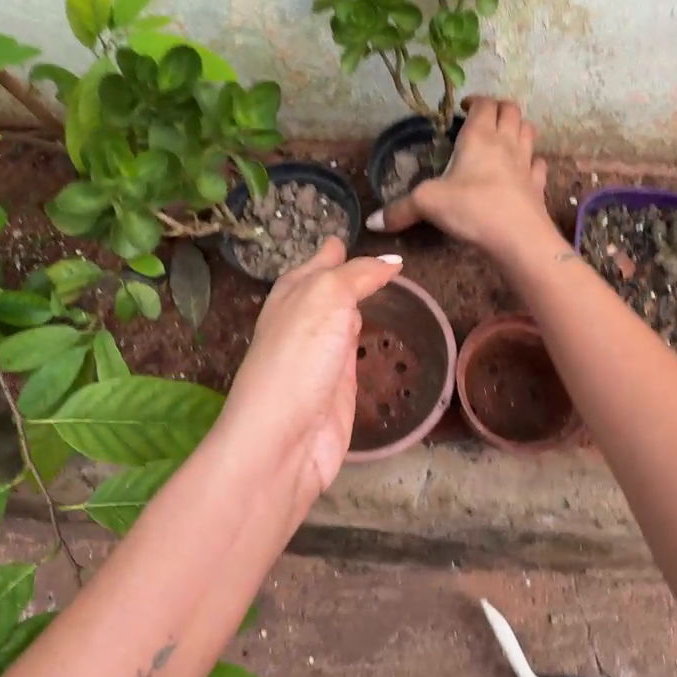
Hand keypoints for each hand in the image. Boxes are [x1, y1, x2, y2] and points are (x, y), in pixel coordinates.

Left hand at [210, 239, 402, 501]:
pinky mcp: (339, 389)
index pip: (317, 263)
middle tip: (380, 264)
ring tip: (385, 292)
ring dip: (357, 309)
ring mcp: (322, 357)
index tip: (348, 236)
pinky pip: (356, 357)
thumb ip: (359, 275)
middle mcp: (305, 323)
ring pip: (342, 323)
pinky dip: (367, 343)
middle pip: (328, 292)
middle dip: (345, 276)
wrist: (283, 439)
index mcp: (293, 294)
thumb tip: (393, 261)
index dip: (333, 250)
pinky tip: (382, 338)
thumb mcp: (327, 296)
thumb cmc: (298, 357)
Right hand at [367, 97, 556, 260]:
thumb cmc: (472, 209)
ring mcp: (526, 163)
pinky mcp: (538, 184)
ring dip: (518, 127)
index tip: (463, 107)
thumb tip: (372, 221)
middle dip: (498, 108)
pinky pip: (539, 163)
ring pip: (528, 131)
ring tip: (504, 135)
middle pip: (511, 110)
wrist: (519, 237)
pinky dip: (532, 160)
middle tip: (483, 117)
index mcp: (479, 136)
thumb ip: (400, 210)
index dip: (475, 100)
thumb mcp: (428, 204)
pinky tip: (524, 168)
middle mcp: (506, 142)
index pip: (484, 104)